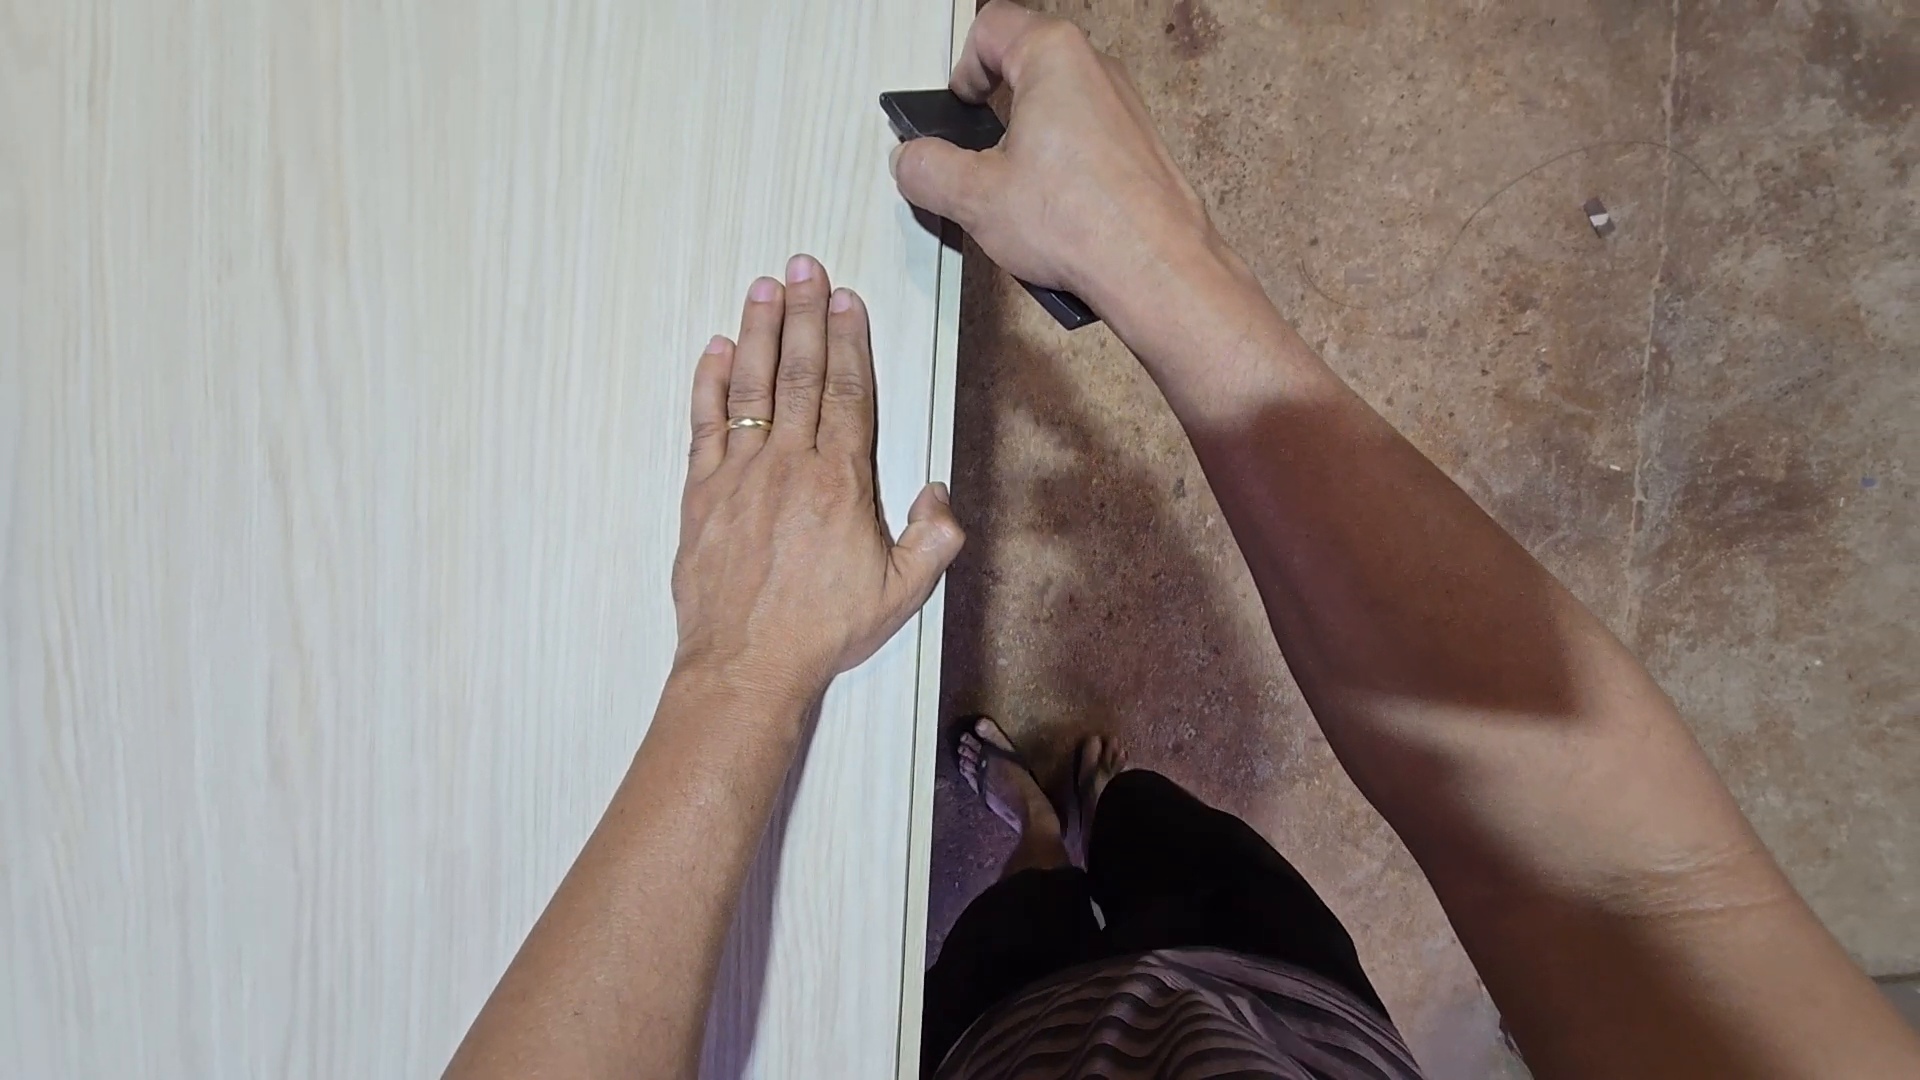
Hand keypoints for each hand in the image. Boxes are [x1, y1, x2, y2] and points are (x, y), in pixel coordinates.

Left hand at [671, 255, 964, 699]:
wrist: (748, 663)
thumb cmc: (825, 628)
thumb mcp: (902, 592)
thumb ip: (932, 538)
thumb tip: (938, 489)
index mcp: (840, 482)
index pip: (848, 394)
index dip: (849, 342)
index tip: (846, 301)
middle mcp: (789, 464)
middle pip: (800, 374)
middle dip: (805, 315)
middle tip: (803, 266)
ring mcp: (740, 474)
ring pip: (752, 387)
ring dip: (759, 333)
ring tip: (764, 287)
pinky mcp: (702, 493)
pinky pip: (706, 425)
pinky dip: (710, 384)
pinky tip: (717, 350)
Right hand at [889, 1, 1218, 312]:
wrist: (1153, 268)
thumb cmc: (1082, 222)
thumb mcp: (977, 198)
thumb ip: (930, 172)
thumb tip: (910, 162)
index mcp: (1054, 56)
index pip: (991, 27)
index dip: (961, 69)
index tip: (955, 110)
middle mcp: (1097, 72)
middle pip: (1026, 74)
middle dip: (993, 121)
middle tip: (977, 166)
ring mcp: (1124, 113)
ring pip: (1057, 118)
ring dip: (1027, 156)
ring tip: (1015, 207)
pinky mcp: (1139, 154)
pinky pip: (1085, 154)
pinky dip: (1060, 181)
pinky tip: (1052, 225)